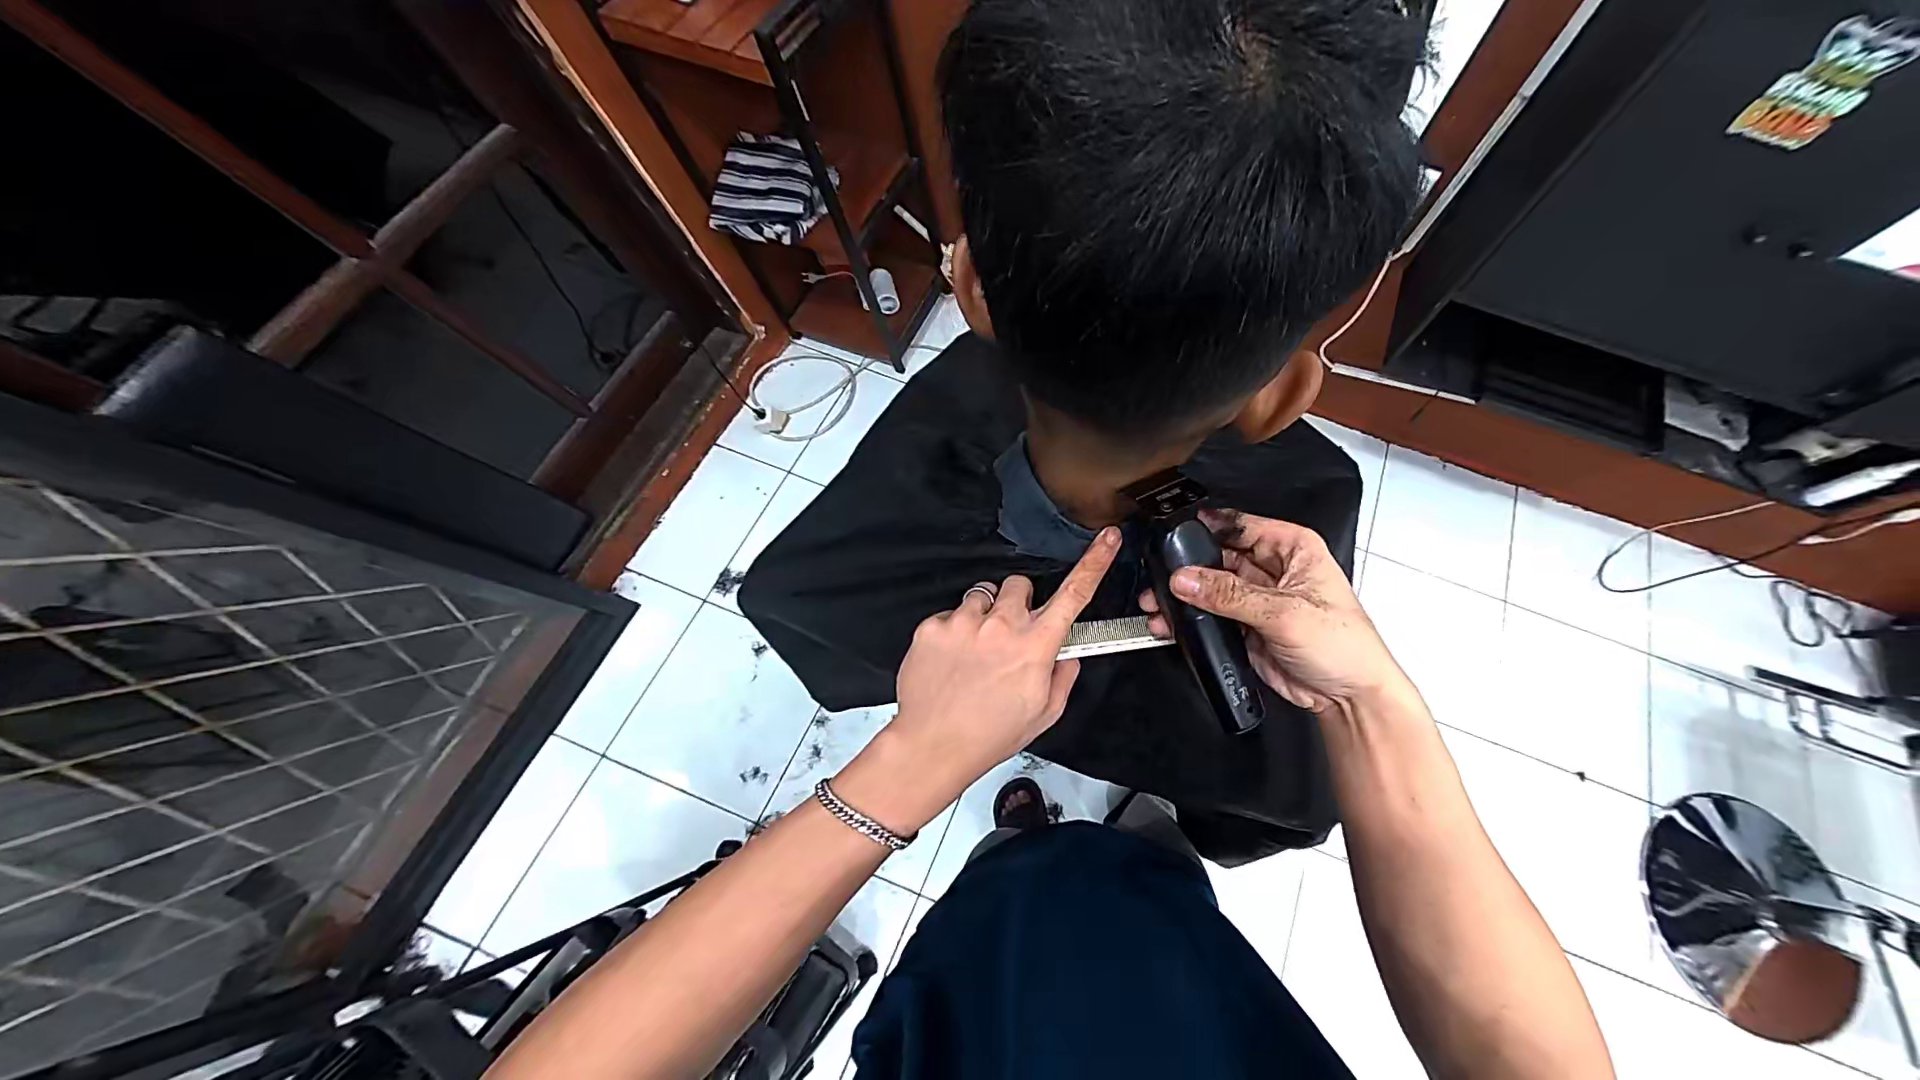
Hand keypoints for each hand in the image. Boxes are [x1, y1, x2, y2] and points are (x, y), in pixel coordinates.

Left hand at [837, 527, 1121, 832]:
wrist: (933, 746)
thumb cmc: (989, 734)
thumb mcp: (1043, 712)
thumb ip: (1062, 676)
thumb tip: (1067, 654)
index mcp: (1035, 646)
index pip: (1074, 594)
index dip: (1095, 562)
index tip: (1107, 539)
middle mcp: (1001, 626)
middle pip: (1019, 584)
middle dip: (1018, 602)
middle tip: (1008, 633)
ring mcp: (963, 623)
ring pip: (983, 595)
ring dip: (984, 615)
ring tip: (975, 650)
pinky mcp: (932, 626)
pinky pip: (949, 612)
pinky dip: (953, 630)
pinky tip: (951, 658)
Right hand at [1138, 509, 1408, 714]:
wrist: (1347, 699)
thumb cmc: (1346, 649)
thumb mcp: (1285, 613)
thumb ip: (1230, 595)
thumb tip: (1188, 579)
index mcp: (1292, 548)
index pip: (1239, 524)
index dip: (1207, 527)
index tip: (1176, 536)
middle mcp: (1272, 567)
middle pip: (1217, 554)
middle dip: (1187, 566)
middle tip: (1163, 577)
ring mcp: (1255, 596)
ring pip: (1207, 584)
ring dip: (1183, 594)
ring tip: (1159, 603)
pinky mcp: (1242, 623)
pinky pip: (1207, 613)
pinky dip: (1187, 617)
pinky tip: (1170, 622)